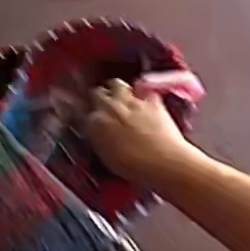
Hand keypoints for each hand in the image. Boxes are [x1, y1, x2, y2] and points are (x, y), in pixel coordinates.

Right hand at [85, 79, 211, 185]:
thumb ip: (98, 139)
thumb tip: (97, 133)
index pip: (84, 112)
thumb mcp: (105, 156)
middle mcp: (108, 107)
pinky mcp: (153, 102)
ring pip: (117, 84)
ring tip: (121, 96)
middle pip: (97, 93)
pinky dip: (145, 95)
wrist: (165, 163)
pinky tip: (146, 102)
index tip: (92, 121)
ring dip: (117, 89)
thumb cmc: (133, 166)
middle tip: (103, 104)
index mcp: (93, 122)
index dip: (89, 116)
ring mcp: (131, 102)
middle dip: (99, 97)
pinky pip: (145, 92)